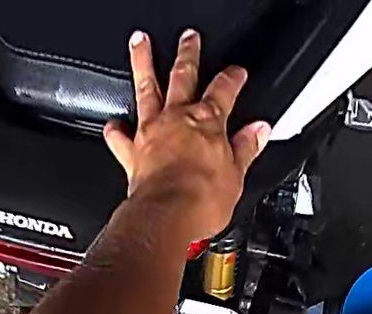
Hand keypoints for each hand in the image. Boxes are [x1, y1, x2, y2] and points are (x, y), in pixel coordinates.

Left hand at [104, 29, 271, 242]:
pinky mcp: (132, 155)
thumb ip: (245, 149)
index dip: (233, 78)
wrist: (166, 217)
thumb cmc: (200, 201)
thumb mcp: (236, 176)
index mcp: (208, 122)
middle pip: (184, 75)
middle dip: (188, 54)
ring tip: (139, 43)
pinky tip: (112, 124)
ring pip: (147, 89)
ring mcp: (152, 134)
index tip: (237, 73)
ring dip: (143, 63)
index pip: (224, 90)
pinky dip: (114, 130)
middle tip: (189, 38)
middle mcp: (177, 119)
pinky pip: (119, 138)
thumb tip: (259, 131)